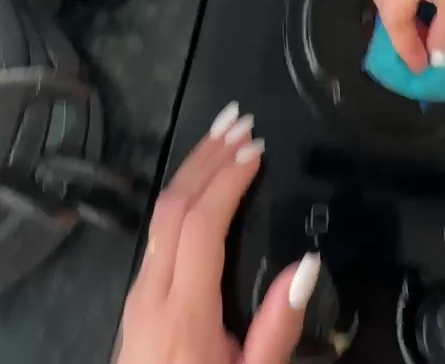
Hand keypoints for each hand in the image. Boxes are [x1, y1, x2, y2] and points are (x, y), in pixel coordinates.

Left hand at [115, 104, 321, 363]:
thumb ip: (277, 326)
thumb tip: (308, 263)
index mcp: (182, 309)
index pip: (200, 223)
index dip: (227, 179)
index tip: (257, 147)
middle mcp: (151, 290)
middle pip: (172, 205)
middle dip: (207, 155)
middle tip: (239, 117)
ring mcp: (138, 293)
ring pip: (159, 212)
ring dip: (192, 167)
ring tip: (223, 135)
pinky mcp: (136, 300)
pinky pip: (158, 229)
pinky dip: (182, 193)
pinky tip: (201, 184)